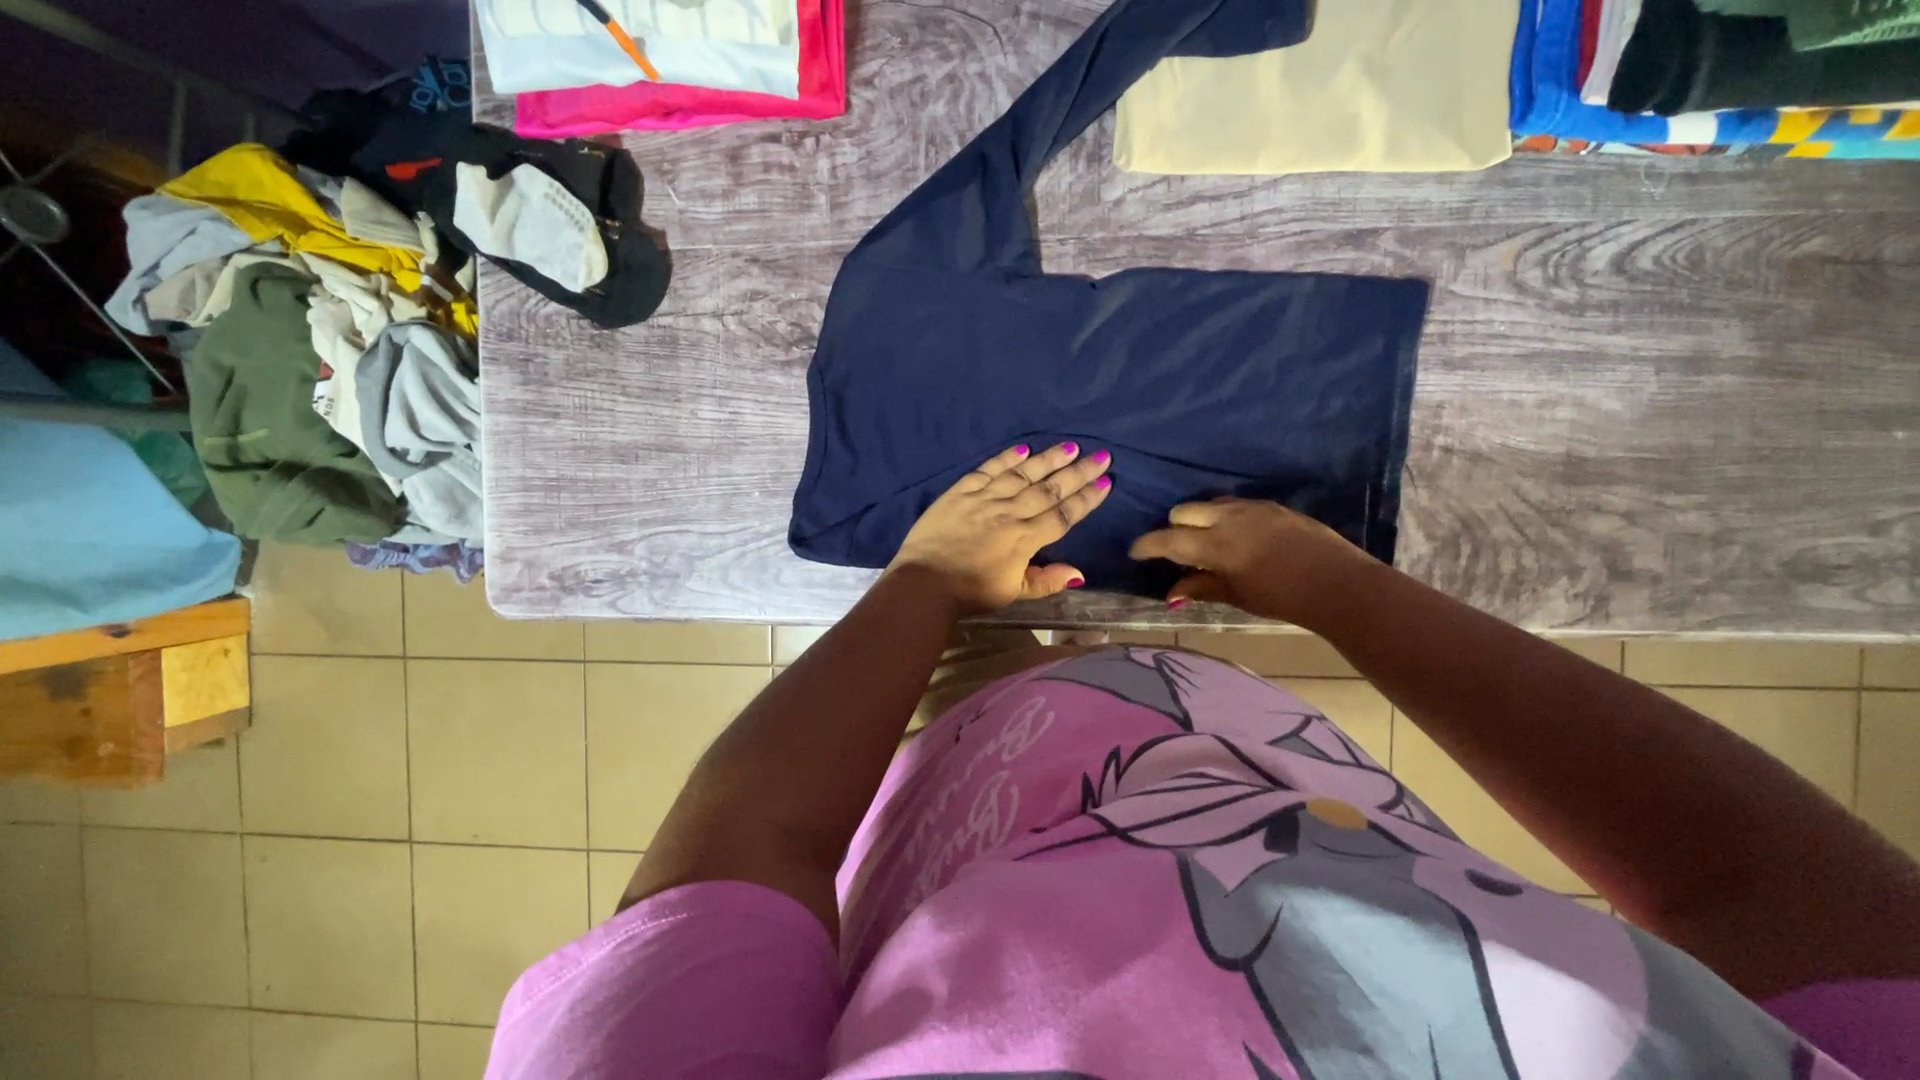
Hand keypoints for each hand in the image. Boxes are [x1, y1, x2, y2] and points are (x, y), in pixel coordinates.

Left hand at [888, 441, 1113, 614]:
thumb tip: (1080, 572)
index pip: (1062, 515)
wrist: (924, 583)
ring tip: (1070, 447)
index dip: (1086, 499)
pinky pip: (988, 470)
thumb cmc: (970, 592)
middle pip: (1049, 490)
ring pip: (1023, 475)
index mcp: (1025, 539)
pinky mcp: (960, 492)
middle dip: (1078, 473)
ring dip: (1048, 460)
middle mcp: (1009, 513)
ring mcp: (984, 499)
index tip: (1106, 482)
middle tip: (1101, 456)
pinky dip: (1006, 458)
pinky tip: (1023, 449)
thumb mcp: (1012, 593)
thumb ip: (1046, 580)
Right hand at [1128, 497, 1378, 627]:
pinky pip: (1236, 504)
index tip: (1135, 552)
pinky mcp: (1273, 506)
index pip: (1167, 539)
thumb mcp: (1237, 596)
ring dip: (1200, 518)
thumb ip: (1201, 588)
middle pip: (1183, 511)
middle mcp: (1228, 518)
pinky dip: (1225, 516)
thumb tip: (1171, 592)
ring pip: (1210, 503)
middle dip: (1173, 527)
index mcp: (1215, 544)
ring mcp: (1252, 507)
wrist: (1338, 584)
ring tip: (1207, 540)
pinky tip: (1238, 536)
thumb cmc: (1283, 598)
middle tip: (1177, 550)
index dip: (1146, 545)